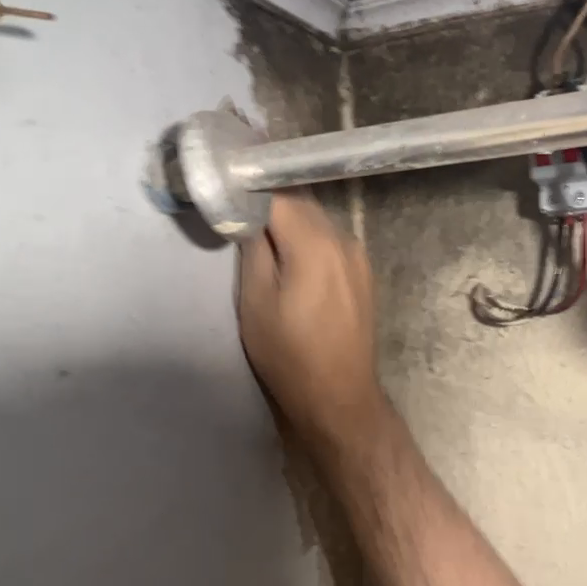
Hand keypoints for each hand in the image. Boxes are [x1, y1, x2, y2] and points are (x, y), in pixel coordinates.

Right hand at [237, 191, 388, 448]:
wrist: (339, 398)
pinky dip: (309, 242)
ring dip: (290, 223)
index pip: (278, 192)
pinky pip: (331, 244)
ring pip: (318, 222)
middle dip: (269, 202)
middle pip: (302, 203)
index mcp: (317, 244)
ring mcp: (360, 258)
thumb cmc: (290, 356)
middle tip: (235, 210)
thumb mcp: (255, 302)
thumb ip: (254, 249)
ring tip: (259, 236)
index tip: (222, 190)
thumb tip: (247, 213)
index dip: (247, 188)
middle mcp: (345, 241)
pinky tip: (291, 260)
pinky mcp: (364, 275)